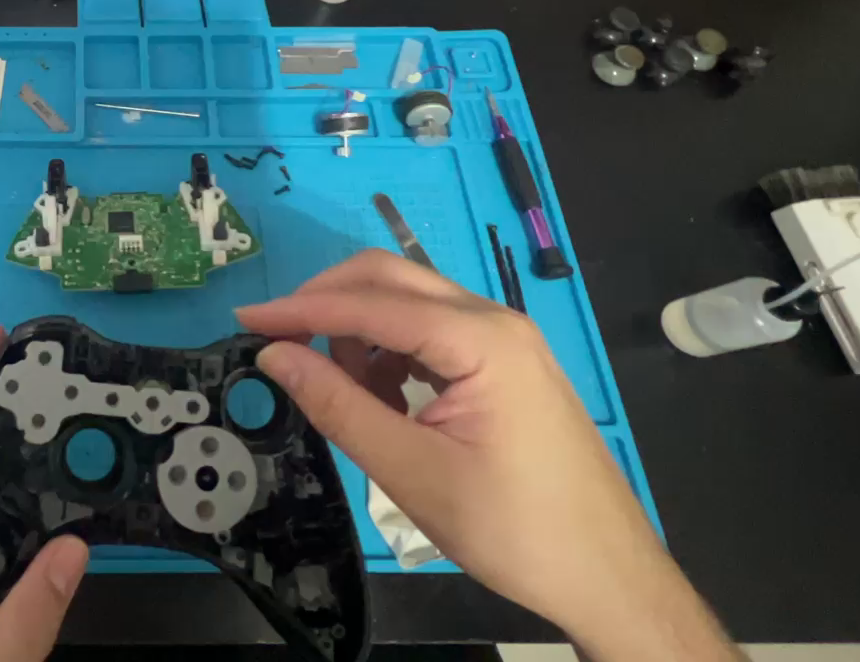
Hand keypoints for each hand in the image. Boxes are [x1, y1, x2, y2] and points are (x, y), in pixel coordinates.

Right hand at [238, 251, 739, 661]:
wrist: (613, 580)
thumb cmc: (516, 530)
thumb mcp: (412, 472)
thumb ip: (338, 405)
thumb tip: (273, 355)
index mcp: (480, 339)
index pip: (369, 304)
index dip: (300, 309)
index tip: (246, 320)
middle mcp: (493, 319)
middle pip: (389, 279)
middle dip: (326, 302)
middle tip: (280, 341)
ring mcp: (502, 337)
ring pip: (406, 302)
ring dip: (359, 332)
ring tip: (344, 392)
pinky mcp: (501, 360)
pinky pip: (428, 331)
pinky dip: (389, 353)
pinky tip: (384, 400)